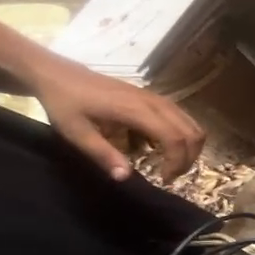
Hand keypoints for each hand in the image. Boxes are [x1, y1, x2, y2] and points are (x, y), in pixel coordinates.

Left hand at [30, 58, 204, 180]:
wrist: (60, 75)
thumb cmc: (65, 103)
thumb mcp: (75, 132)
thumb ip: (102, 154)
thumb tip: (124, 177)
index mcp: (139, 112)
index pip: (175, 139)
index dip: (176, 161)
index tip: (163, 179)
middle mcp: (158, 104)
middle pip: (193, 134)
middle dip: (188, 158)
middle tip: (171, 175)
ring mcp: (161, 100)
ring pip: (194, 127)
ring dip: (190, 148)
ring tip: (173, 163)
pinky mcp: (159, 100)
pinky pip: (185, 121)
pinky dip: (184, 138)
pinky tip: (164, 147)